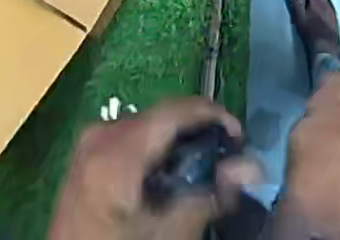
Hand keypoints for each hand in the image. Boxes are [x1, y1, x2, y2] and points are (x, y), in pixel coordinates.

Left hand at [48, 97, 261, 239]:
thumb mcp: (168, 235)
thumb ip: (209, 197)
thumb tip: (252, 166)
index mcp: (117, 150)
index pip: (173, 111)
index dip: (211, 114)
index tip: (241, 137)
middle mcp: (101, 131)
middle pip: (160, 117)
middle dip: (197, 132)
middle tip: (228, 160)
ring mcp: (90, 139)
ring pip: (147, 125)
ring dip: (177, 142)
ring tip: (204, 171)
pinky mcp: (87, 151)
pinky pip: (130, 137)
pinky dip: (156, 150)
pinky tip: (171, 177)